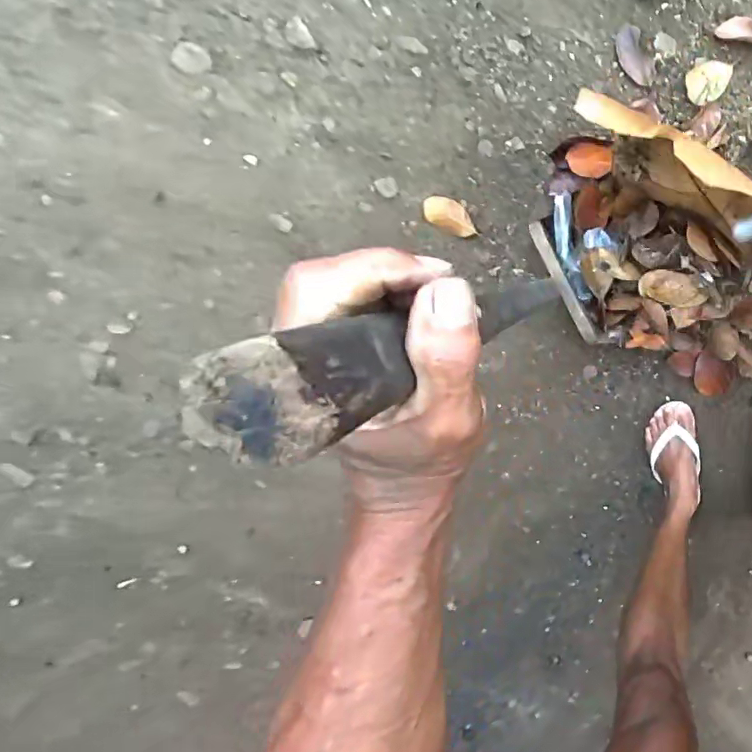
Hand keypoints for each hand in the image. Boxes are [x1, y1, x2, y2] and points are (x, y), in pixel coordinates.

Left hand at [273, 248, 483, 517]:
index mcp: (313, 374)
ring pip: (337, 281)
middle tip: (443, 283)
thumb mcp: (450, 414)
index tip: (437, 279)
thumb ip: (446, 358)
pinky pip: (352, 295)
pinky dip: (392, 288)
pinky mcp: (332, 342)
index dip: (378, 269)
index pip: (321, 290)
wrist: (407, 483)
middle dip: (387, 268)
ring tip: (440, 294)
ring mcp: (314, 346)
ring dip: (392, 277)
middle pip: (323, 278)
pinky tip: (424, 304)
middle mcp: (301, 354)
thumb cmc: (426, 458)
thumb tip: (449, 289)